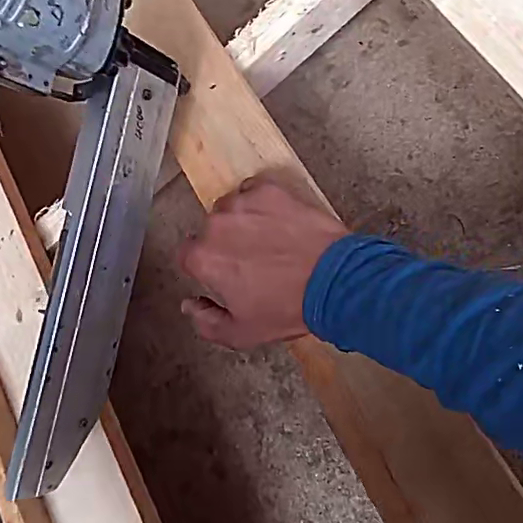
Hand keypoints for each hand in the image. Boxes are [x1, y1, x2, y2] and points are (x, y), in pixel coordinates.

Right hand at [177, 176, 349, 348]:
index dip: (208, 265)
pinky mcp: (271, 190)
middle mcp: (216, 225)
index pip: (188, 256)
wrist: (334, 279)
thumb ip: (205, 322)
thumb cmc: (289, 307)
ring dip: (244, 220)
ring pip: (232, 208)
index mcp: (204, 258)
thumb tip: (190, 305)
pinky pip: (255, 191)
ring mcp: (244, 203)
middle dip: (228, 243)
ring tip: (273, 239)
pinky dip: (263, 203)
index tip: (227, 271)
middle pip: (211, 230)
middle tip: (256, 259)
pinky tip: (282, 221)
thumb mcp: (242, 332)